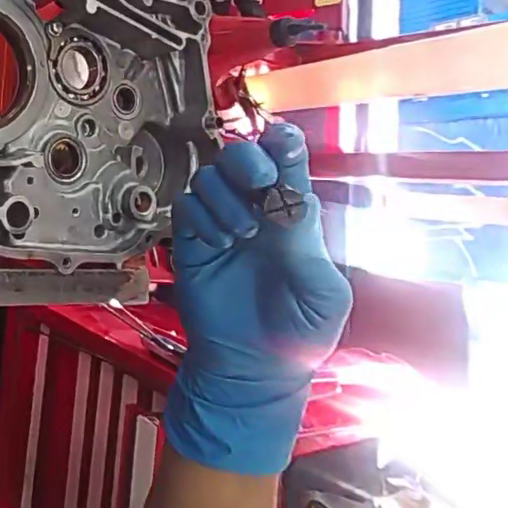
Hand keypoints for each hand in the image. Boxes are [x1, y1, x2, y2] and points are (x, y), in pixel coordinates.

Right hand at [167, 123, 351, 474]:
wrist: (252, 369)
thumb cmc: (298, 333)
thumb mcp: (321, 292)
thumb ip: (305, 242)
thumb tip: (288, 196)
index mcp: (295, 218)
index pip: (288, 165)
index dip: (283, 144)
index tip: (280, 138)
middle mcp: (256, 212)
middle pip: (241, 158)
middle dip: (248, 161)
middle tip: (259, 183)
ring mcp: (220, 225)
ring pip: (209, 178)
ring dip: (225, 199)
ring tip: (241, 237)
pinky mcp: (190, 242)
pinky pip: (185, 208)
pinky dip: (200, 219)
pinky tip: (216, 244)